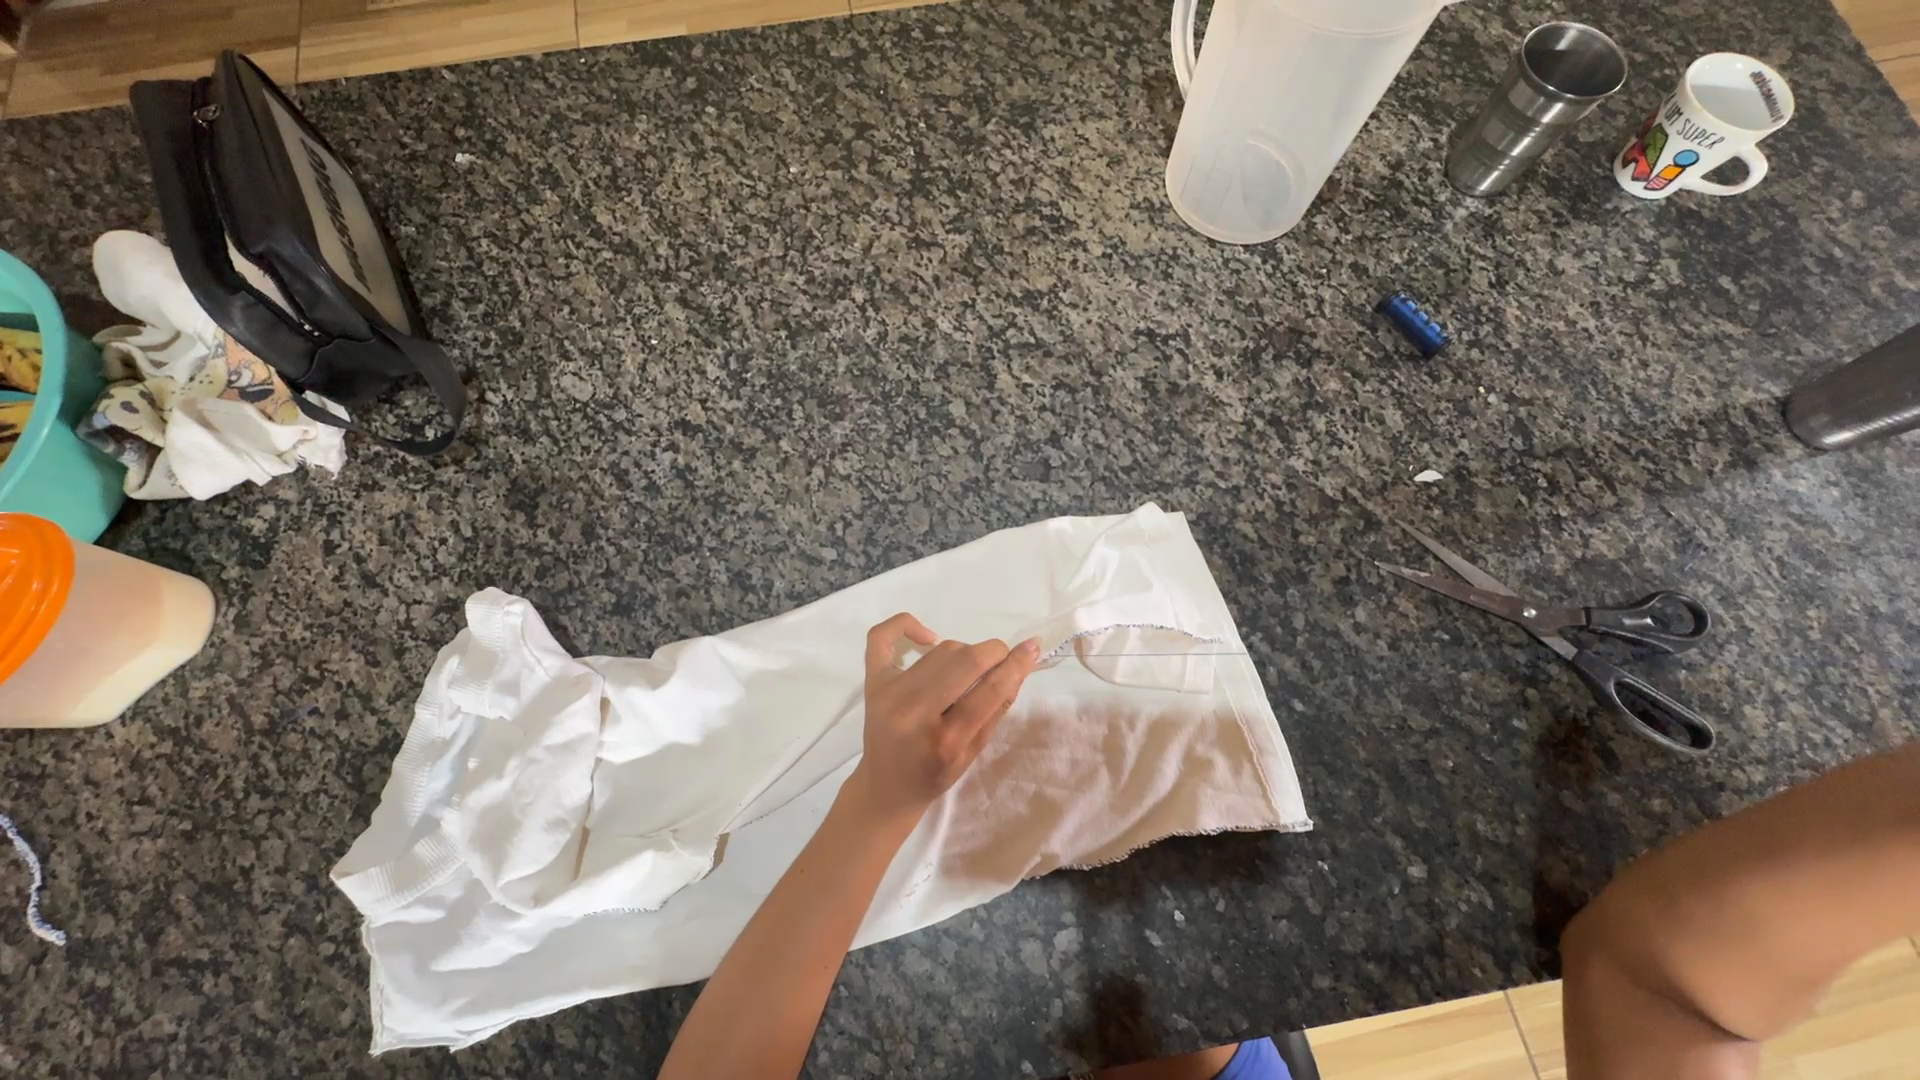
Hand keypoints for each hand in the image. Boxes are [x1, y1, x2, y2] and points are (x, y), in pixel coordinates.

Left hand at [845, 613, 1040, 824]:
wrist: (886, 787)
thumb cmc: (935, 774)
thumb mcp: (974, 752)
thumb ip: (997, 708)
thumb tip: (1020, 662)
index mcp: (945, 740)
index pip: (989, 690)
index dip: (1015, 664)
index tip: (1032, 647)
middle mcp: (914, 711)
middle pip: (966, 660)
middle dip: (993, 653)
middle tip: (999, 662)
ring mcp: (888, 693)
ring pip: (941, 649)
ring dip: (964, 652)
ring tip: (965, 672)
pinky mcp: (872, 681)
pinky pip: (882, 636)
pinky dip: (906, 625)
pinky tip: (927, 637)